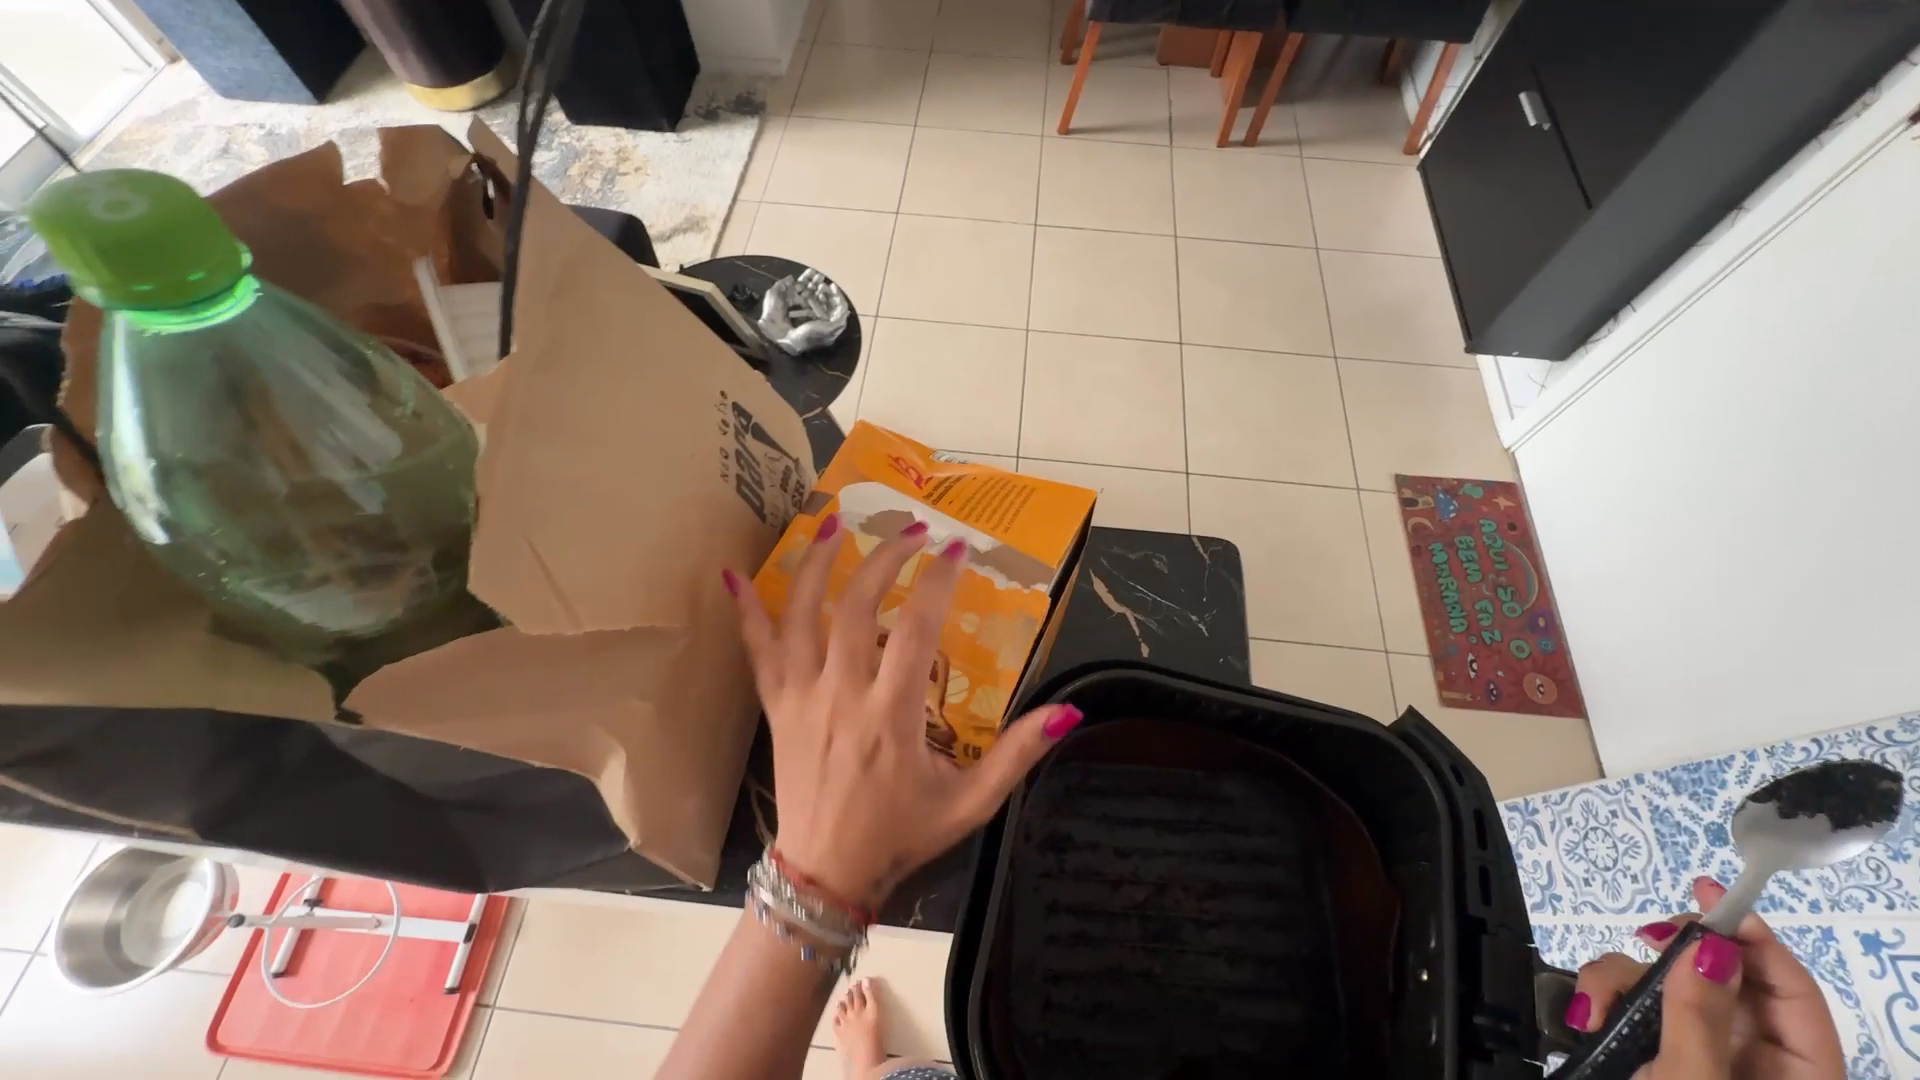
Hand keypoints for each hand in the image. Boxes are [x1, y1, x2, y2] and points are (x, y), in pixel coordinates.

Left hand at [721, 513, 1079, 907]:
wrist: (825, 874)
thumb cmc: (901, 835)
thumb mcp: (971, 804)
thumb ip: (1017, 755)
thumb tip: (1067, 712)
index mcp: (892, 716)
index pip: (915, 629)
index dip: (937, 581)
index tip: (957, 549)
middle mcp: (841, 696)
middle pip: (857, 606)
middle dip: (886, 557)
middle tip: (914, 529)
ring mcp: (801, 698)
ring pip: (802, 615)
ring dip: (817, 563)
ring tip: (836, 522)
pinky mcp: (776, 708)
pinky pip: (757, 651)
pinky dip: (745, 611)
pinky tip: (734, 574)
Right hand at [1566, 877, 1843, 1079]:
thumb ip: (1700, 1016)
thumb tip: (1710, 944)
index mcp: (1795, 1075)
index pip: (1790, 990)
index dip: (1755, 938)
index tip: (1711, 893)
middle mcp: (1748, 1058)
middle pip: (1717, 977)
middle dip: (1669, 955)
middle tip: (1642, 938)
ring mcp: (1693, 1054)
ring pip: (1662, 984)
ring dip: (1620, 979)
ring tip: (1593, 1005)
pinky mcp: (1647, 1053)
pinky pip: (1629, 1004)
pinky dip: (1601, 997)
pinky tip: (1584, 1014)